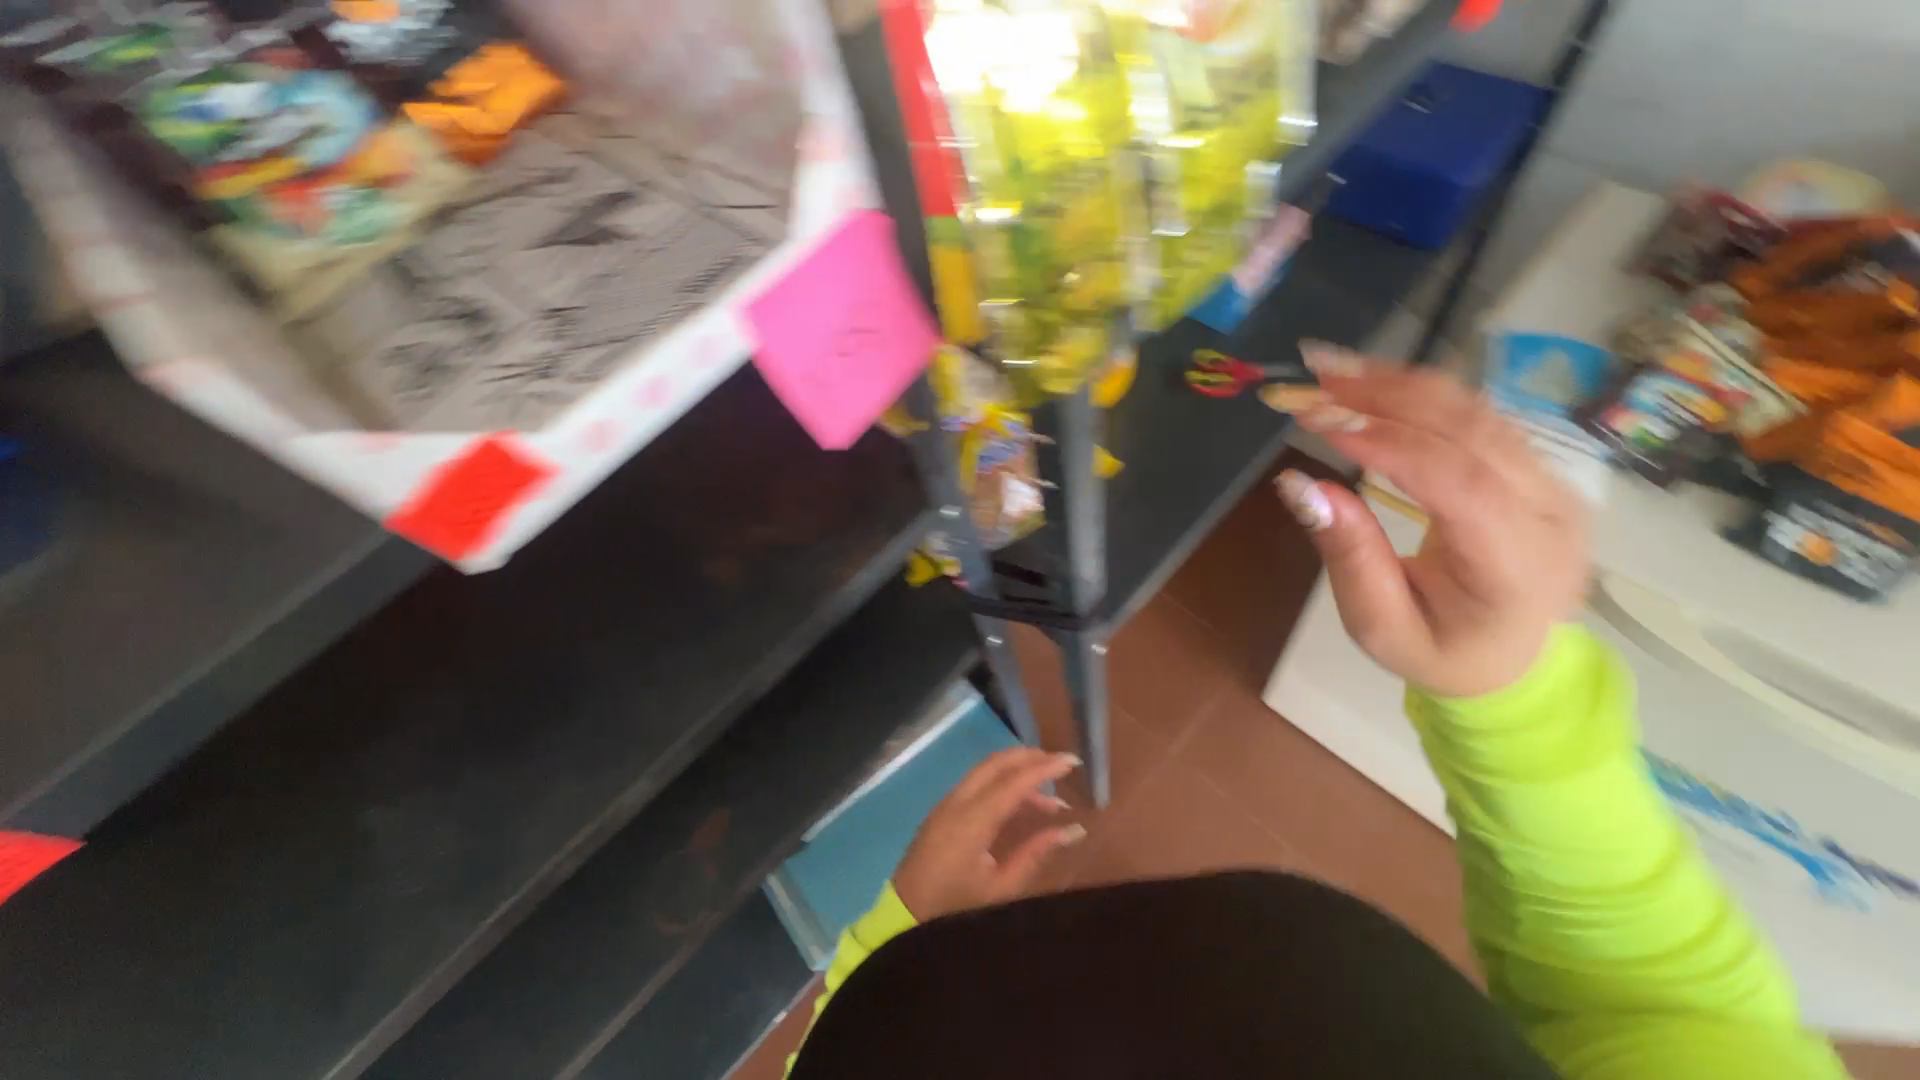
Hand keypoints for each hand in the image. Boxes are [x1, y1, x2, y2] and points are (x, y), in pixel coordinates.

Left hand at [892, 748, 1087, 921]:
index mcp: (972, 820)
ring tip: (1051, 799)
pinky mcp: (942, 812)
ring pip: (985, 772)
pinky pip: (976, 785)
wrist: (904, 918)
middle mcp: (957, 802)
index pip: (1014, 782)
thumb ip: (1036, 854)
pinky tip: (1022, 806)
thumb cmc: (956, 908)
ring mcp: (946, 804)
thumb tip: (1074, 830)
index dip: (1045, 768)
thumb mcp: (1002, 888)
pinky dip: (1001, 785)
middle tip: (1061, 765)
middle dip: (1030, 758)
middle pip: (996, 763)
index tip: (1072, 761)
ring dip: (1016, 773)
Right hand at [1274, 344, 1588, 698]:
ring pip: (1477, 411)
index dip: (1387, 442)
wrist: (1508, 658)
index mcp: (1518, 565)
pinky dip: (1420, 392)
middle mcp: (1553, 513)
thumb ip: (1348, 556)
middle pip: (1473, 431)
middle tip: (1314, 377)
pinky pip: (1479, 415)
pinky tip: (1371, 381)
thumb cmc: (1438, 648)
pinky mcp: (1538, 467)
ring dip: (1400, 383)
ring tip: (1332, 369)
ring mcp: (1554, 484)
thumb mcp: (1379, 625)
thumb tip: (1298, 485)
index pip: (1457, 483)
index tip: (1318, 418)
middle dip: (1388, 395)